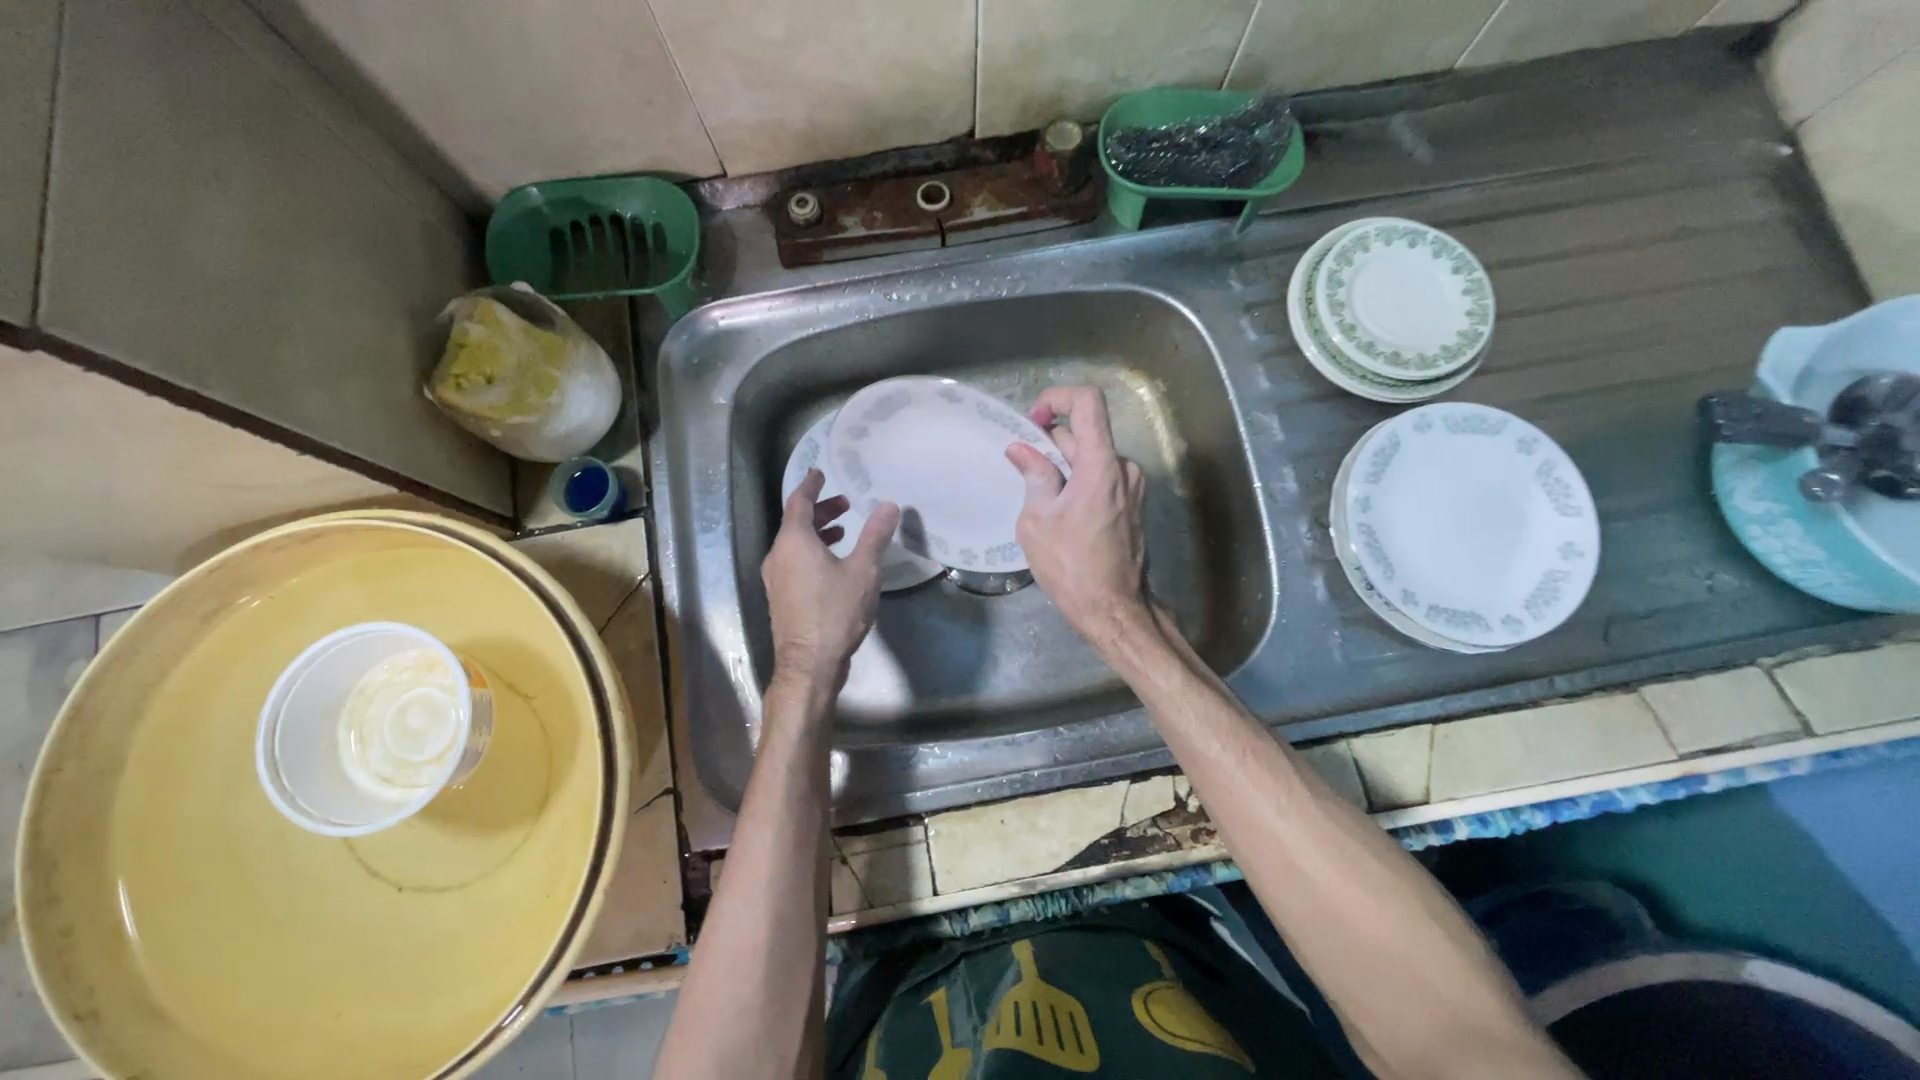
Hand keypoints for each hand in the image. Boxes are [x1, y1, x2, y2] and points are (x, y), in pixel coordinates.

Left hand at [762, 469, 901, 693]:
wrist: (809, 663)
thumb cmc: (835, 612)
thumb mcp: (863, 571)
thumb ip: (875, 536)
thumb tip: (889, 505)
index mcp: (794, 541)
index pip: (798, 502)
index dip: (811, 486)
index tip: (821, 473)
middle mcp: (778, 555)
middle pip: (795, 522)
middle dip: (820, 510)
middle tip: (845, 504)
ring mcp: (776, 578)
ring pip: (794, 544)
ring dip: (817, 533)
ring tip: (843, 532)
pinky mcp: (781, 598)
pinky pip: (794, 562)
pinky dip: (811, 552)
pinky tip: (832, 565)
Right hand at [1004, 386, 1151, 648]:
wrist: (1113, 608)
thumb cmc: (1071, 565)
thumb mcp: (1038, 520)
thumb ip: (1034, 476)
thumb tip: (1022, 450)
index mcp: (1101, 465)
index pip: (1088, 402)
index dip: (1057, 398)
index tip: (1034, 420)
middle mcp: (1124, 468)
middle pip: (1086, 433)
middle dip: (1051, 441)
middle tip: (1023, 464)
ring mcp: (1132, 487)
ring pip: (1092, 457)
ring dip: (1064, 464)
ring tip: (1037, 495)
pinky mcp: (1132, 504)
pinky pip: (1102, 477)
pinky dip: (1078, 480)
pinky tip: (1058, 508)